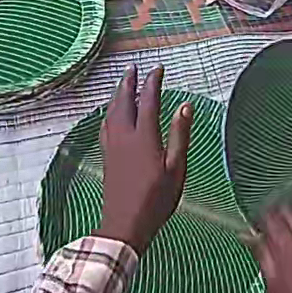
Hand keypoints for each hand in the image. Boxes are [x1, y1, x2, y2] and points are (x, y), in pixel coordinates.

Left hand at [99, 65, 195, 253]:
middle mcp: (124, 136)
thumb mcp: (176, 168)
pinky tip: (110, 114)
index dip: (153, 82)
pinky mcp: (107, 155)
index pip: (148, 101)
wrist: (125, 224)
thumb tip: (185, 106)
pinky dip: (109, 112)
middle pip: (124, 101)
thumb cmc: (156, 199)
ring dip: (117, 94)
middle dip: (128, 82)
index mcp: (144, 136)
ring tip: (122, 84)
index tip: (158, 69)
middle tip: (133, 68)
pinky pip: (105, 124)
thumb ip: (180, 135)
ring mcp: (112, 145)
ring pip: (111, 112)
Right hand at [249, 208, 291, 292]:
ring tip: (288, 244)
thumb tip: (250, 236)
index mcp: (288, 244)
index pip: (271, 216)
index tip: (257, 226)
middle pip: (290, 213)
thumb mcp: (272, 283)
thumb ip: (262, 254)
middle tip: (271, 231)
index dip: (261, 219)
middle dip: (279, 218)